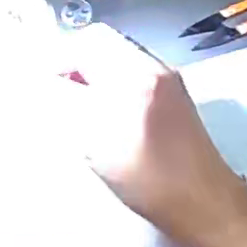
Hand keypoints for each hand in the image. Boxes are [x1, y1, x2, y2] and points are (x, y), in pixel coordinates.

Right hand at [48, 26, 246, 246]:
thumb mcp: (94, 141)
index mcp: (133, 73)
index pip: (83, 44)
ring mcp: (165, 77)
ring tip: (76, 102)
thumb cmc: (146, 178)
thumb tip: (43, 82)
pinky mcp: (172, 93)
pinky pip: (130, 70)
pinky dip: (109, 80)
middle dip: (72, 60)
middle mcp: (152, 65)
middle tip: (55, 89)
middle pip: (101, 43)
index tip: (41, 84)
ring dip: (90, 70)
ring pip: (115, 56)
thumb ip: (64, 102)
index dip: (56, 60)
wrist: (205, 203)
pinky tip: (104, 111)